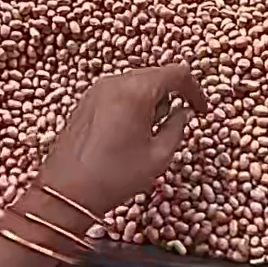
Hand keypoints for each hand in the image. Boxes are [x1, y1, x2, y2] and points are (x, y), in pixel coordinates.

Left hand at [35, 65, 208, 217]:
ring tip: (151, 132)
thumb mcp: (159, 156)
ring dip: (151, 100)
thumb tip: (183, 113)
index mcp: (136, 91)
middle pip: (154, 75)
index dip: (195, 90)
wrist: (66, 192)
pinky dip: (131, 104)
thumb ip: (177, 127)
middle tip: (177, 123)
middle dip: (171, 95)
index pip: (177, 73)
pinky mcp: (84, 103)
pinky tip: (130, 132)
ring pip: (135, 84)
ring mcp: (96, 91)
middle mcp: (114, 82)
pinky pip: (117, 93)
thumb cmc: (115, 176)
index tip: (201, 110)